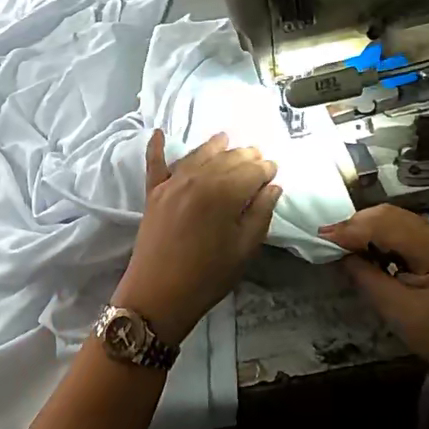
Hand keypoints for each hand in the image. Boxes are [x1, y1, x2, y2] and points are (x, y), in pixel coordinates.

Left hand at [114, 130, 279, 344]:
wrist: (158, 295)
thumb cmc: (209, 276)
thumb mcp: (245, 248)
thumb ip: (261, 213)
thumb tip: (272, 187)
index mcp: (225, 193)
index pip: (253, 171)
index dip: (266, 169)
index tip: (274, 171)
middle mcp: (198, 179)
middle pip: (227, 158)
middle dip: (246, 156)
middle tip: (258, 157)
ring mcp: (172, 184)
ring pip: (198, 154)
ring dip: (215, 146)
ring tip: (226, 140)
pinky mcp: (153, 194)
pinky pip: (154, 164)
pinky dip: (156, 147)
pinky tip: (158, 132)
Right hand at [319, 206, 428, 391]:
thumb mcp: (398, 311)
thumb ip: (368, 278)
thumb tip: (342, 255)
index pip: (385, 225)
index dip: (351, 229)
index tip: (322, 237)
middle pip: (391, 215)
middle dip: (357, 224)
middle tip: (328, 240)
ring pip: (397, 221)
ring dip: (367, 229)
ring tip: (341, 244)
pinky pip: (404, 233)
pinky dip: (381, 237)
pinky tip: (366, 250)